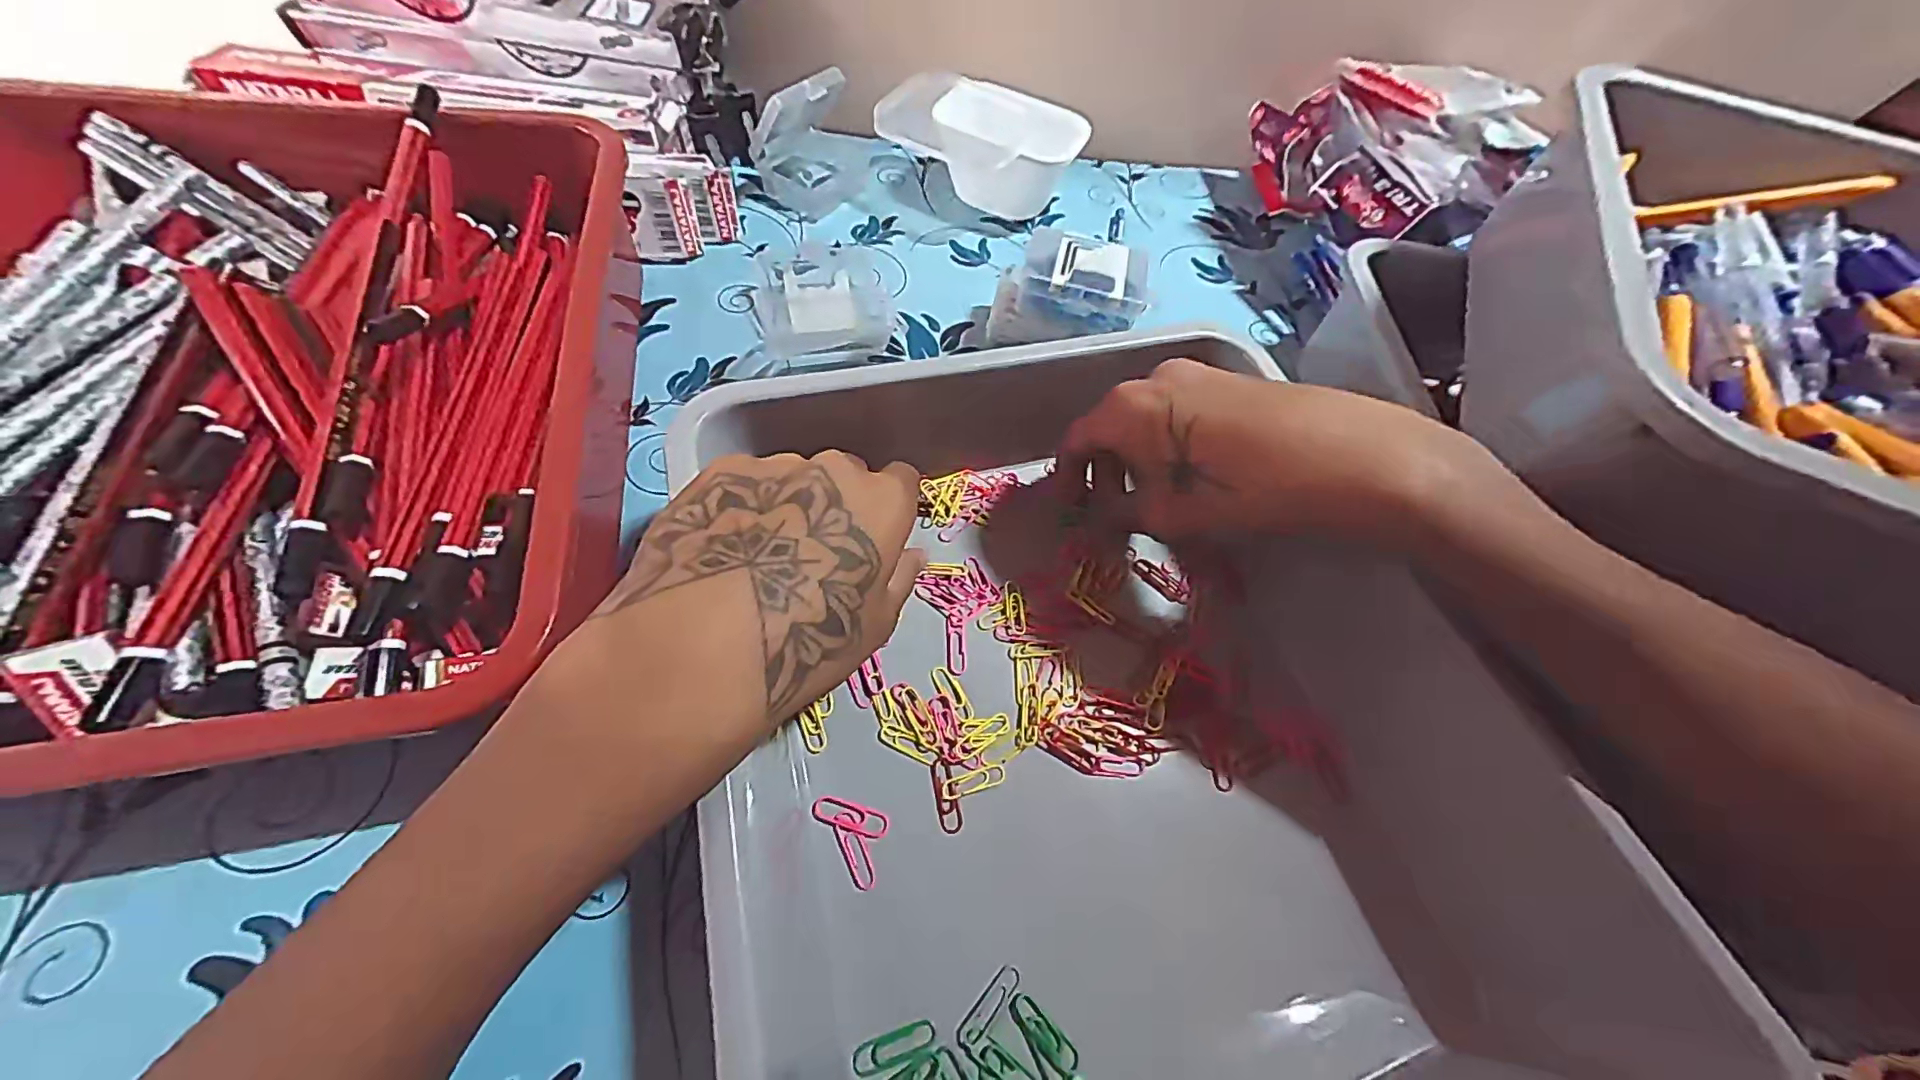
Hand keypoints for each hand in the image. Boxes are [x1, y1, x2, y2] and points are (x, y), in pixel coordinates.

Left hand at [583, 451, 924, 731]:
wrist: (702, 643)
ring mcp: (771, 466)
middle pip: (844, 476)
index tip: (873, 537)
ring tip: (758, 556)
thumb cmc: (807, 640)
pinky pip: (743, 483)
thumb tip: (913, 554)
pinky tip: (722, 549)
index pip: (901, 481)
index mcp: (881, 502)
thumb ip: (899, 578)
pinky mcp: (717, 473)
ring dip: (787, 504)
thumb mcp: (873, 626)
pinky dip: (741, 506)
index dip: (888, 509)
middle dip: (836, 504)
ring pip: (792, 477)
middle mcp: (831, 470)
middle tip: (812, 553)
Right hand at [1056, 358, 1520, 548]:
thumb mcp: (1189, 513)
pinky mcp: (1227, 383)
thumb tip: (1102, 518)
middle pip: (1108, 426)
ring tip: (1151, 505)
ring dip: (1133, 463)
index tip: (1070, 513)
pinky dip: (1162, 448)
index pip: (1080, 438)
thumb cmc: (1270, 488)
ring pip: (1140, 420)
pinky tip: (1186, 480)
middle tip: (1111, 518)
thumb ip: (1132, 514)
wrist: (1370, 459)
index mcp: (1140, 405)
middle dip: (1102, 473)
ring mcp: (1197, 375)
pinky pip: (1172, 414)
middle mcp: (1160, 377)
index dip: (1068, 478)